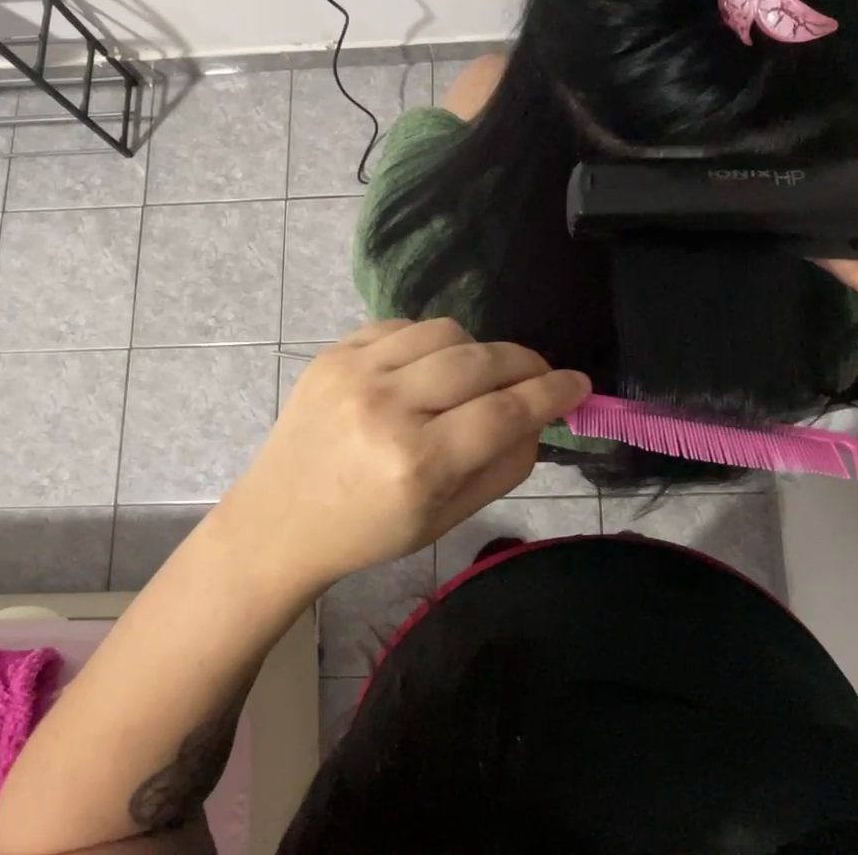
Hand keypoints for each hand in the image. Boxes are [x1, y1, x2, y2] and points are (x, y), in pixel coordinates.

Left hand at [214, 318, 590, 590]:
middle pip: (481, 361)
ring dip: (477, 351)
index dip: (552, 393)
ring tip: (478, 378)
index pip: (505, 412)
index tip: (579, 384)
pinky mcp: (332, 354)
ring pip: (446, 332)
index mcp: (417, 464)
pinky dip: (430, 342)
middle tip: (540, 375)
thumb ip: (504, 467)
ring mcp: (354, 373)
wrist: (279, 520)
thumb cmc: (368, 532)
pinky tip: (429, 370)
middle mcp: (386, 408)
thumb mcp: (446, 520)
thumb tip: (539, 418)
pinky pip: (403, 326)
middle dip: (525, 363)